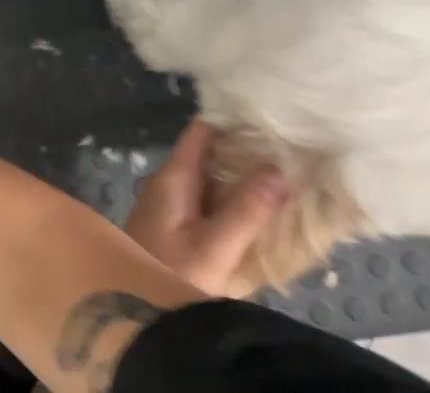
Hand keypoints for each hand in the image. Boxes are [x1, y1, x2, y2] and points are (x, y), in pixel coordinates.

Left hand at [123, 121, 286, 297]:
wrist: (134, 308)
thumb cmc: (171, 271)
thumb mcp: (214, 246)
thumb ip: (246, 210)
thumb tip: (279, 169)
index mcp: (172, 178)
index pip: (201, 133)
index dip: (233, 122)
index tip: (273, 120)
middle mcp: (170, 183)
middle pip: (210, 155)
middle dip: (247, 152)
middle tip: (296, 150)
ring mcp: (173, 205)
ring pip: (213, 180)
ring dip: (244, 178)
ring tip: (293, 175)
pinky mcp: (180, 227)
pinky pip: (211, 203)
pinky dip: (236, 201)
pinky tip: (267, 209)